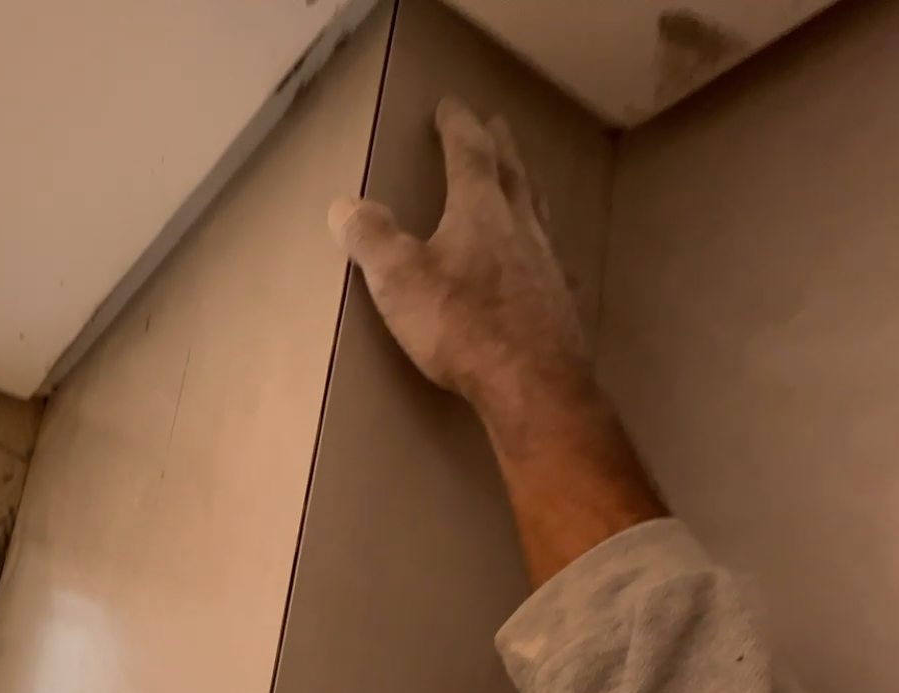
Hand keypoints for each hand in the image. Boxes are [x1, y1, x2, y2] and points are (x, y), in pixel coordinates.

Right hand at [326, 98, 582, 403]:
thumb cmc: (458, 324)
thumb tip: (343, 205)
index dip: (458, 128)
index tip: (452, 106)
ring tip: (522, 183)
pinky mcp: (556, 302)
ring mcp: (544, 264)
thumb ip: (371, 239)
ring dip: (525, 190)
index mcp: (479, 213)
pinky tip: (541, 262)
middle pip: (512, 176)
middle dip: (500, 148)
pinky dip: (539, 248)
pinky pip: (548, 259)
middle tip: (498, 126)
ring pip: (535, 213)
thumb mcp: (399, 279)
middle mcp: (519, 228)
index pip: (469, 156)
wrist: (528, 380)